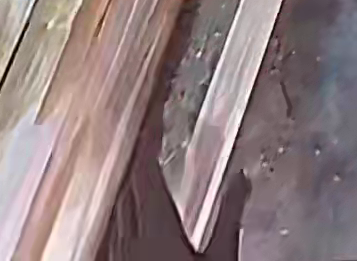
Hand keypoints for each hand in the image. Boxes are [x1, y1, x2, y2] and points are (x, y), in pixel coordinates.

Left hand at [102, 115, 250, 260]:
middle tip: (151, 122)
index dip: (149, 135)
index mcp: (157, 225)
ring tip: (140, 152)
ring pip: (117, 202)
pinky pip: (112, 225)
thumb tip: (244, 174)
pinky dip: (121, 203)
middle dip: (138, 149)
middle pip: (128, 180)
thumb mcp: (220, 260)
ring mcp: (117, 253)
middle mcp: (130, 235)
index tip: (156, 109)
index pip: (147, 168)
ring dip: (128, 174)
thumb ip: (230, 214)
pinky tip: (128, 203)